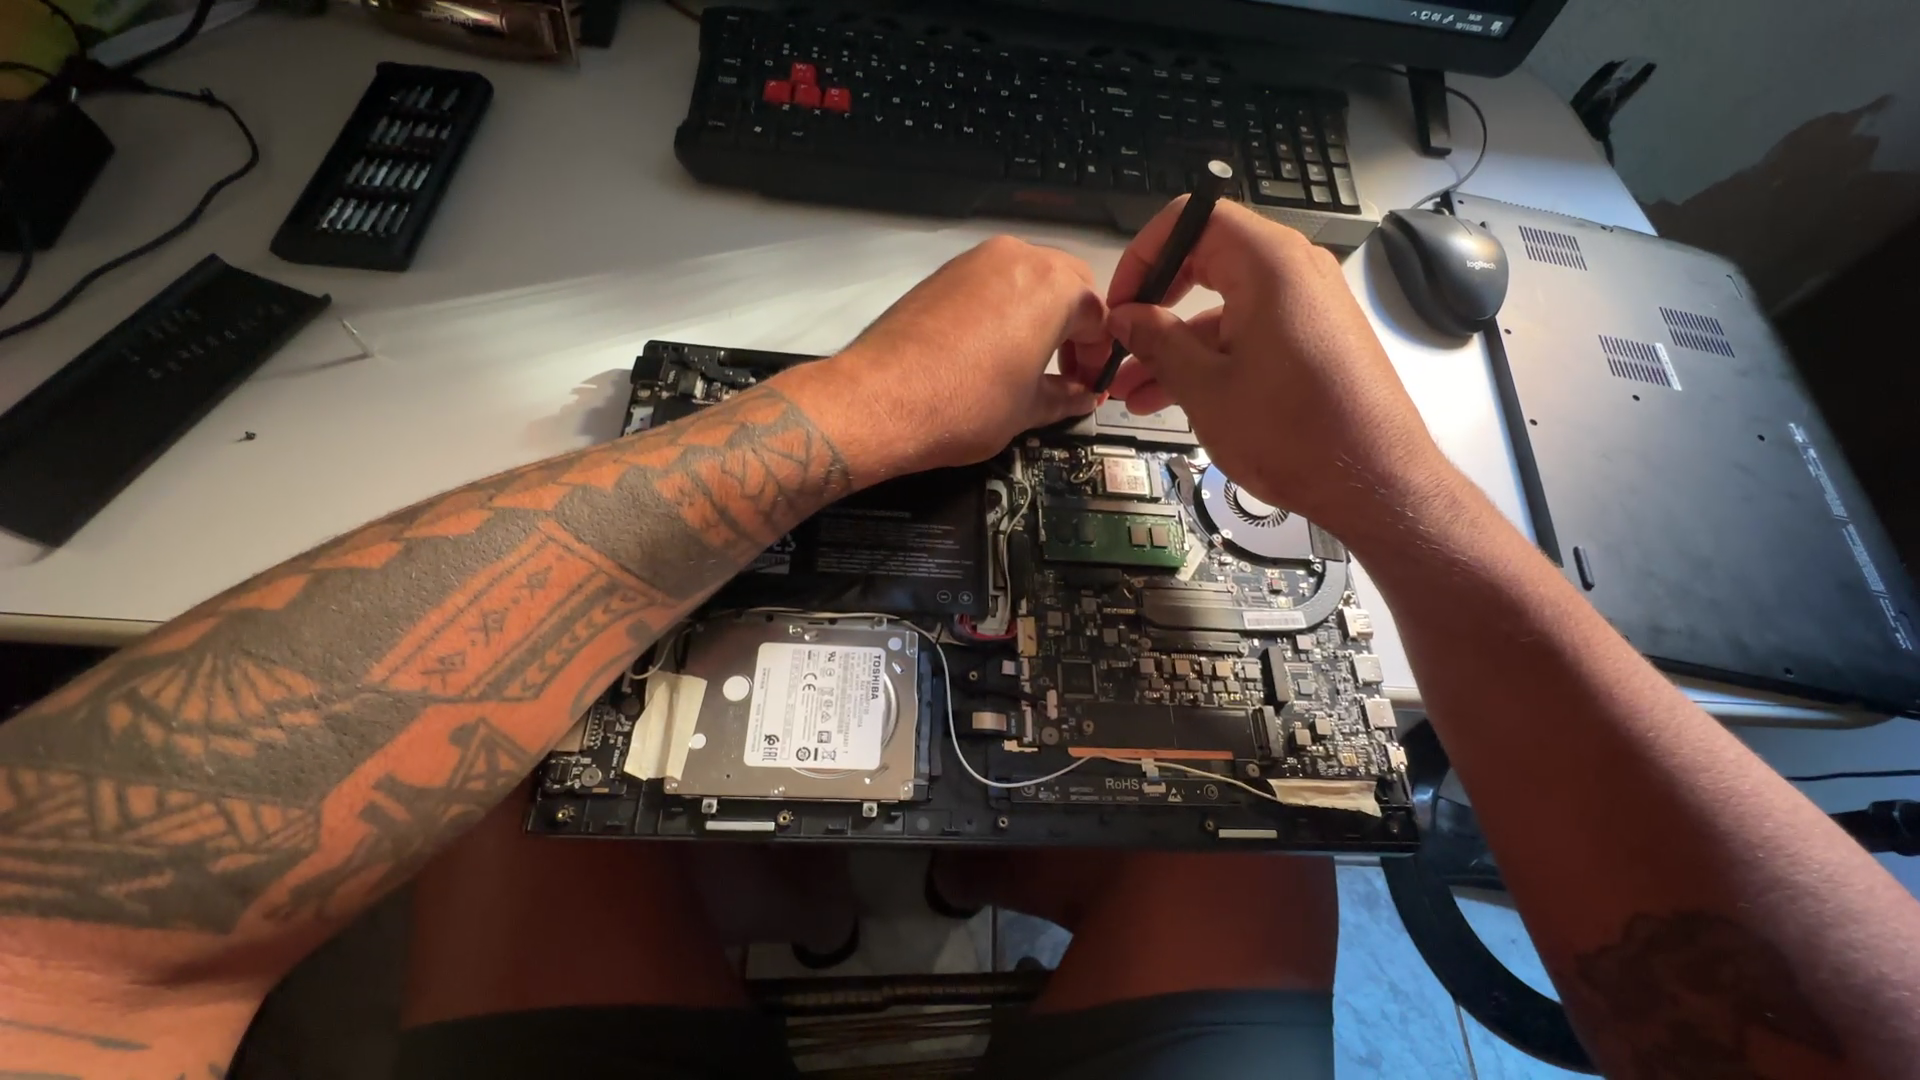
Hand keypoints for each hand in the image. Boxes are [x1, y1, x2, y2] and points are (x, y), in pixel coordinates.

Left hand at [803, 236, 1109, 479]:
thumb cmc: (956, 405)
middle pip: (1067, 285)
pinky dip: (1002, 309)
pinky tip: (990, 352)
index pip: (1099, 315)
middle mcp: (1016, 260)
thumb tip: (1079, 397)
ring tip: (1026, 363)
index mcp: (1053, 289)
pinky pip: (990, 283)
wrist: (879, 402)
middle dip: (1074, 327)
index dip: (1098, 355)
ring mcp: (975, 262)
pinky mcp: (943, 274)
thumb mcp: (1027, 410)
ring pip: (1027, 279)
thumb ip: (1064, 398)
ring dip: (1038, 315)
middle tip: (1064, 370)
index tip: (1088, 382)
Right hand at [1105, 199, 1453, 538]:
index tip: (1120, 301)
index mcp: (1268, 265)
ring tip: (1132, 391)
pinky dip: (1209, 358)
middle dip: (1154, 308)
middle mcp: (1294, 273)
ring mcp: (1306, 307)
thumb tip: (1125, 316)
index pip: (1192, 220)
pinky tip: (1172, 398)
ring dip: (1174, 346)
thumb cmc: (1293, 434)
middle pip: (1205, 264)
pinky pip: (1247, 333)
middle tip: (1120, 343)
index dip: (1144, 255)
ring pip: (1222, 309)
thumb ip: (1157, 341)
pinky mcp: (1312, 340)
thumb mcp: (1204, 387)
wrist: (1371, 482)